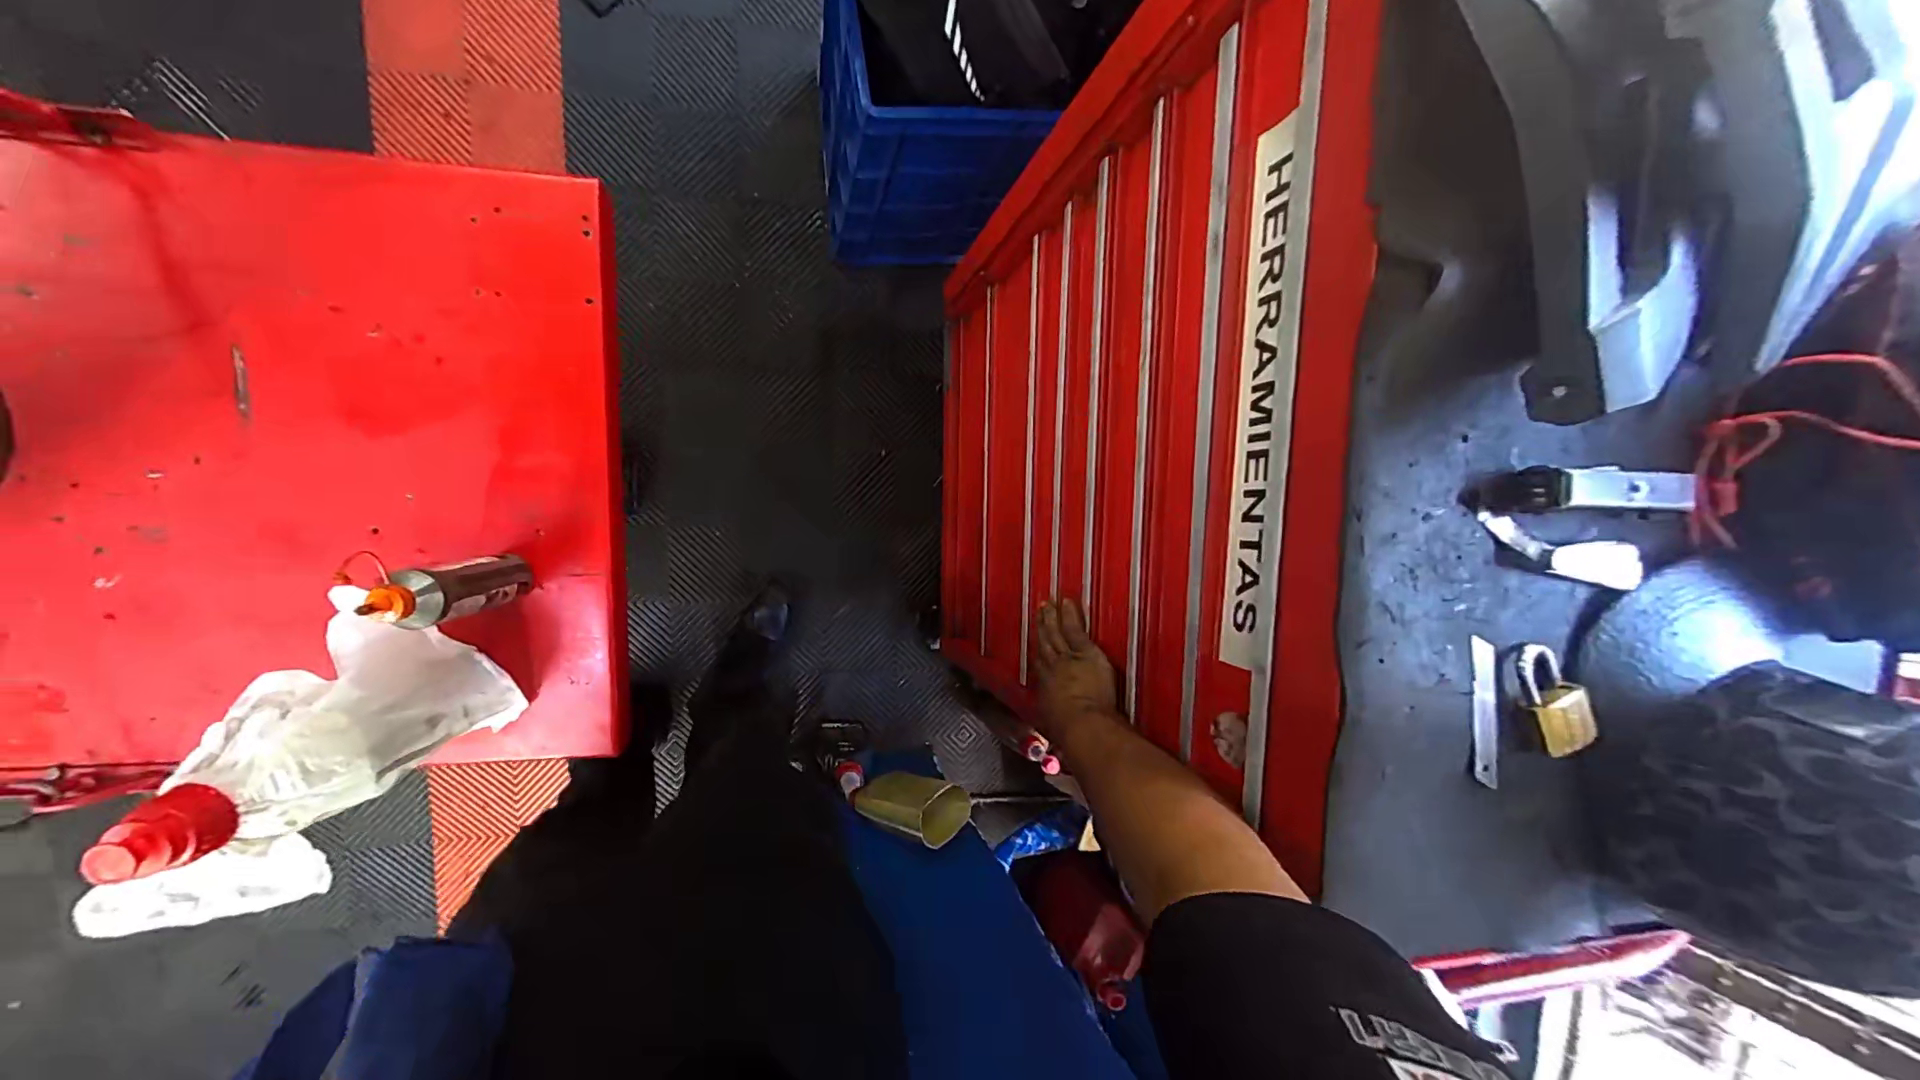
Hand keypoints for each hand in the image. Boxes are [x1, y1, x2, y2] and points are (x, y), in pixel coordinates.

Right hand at [1033, 598, 1119, 736]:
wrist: (1082, 724)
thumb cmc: (1070, 734)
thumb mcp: (1056, 730)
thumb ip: (1055, 726)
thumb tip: (1054, 739)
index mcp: (1044, 689)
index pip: (1040, 666)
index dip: (1038, 653)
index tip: (1036, 644)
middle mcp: (1051, 669)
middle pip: (1045, 644)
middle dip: (1042, 627)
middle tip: (1039, 612)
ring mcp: (1067, 658)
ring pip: (1056, 634)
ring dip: (1051, 618)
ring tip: (1048, 604)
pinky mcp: (1084, 652)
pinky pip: (1075, 629)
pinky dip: (1070, 615)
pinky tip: (1067, 603)